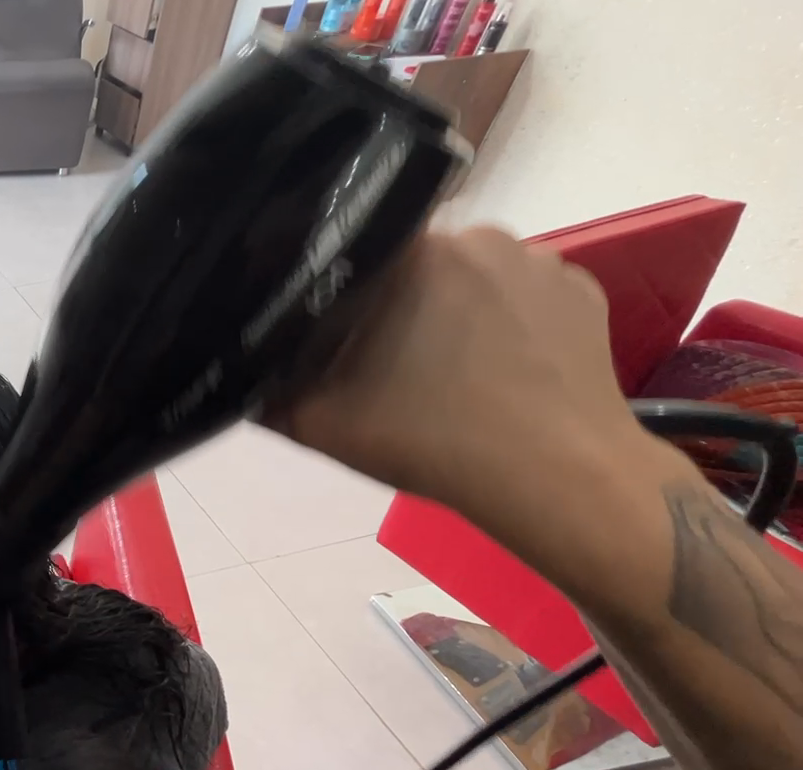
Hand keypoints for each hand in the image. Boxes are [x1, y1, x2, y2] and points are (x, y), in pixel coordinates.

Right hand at [275, 226, 651, 522]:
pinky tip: (488, 371)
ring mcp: (541, 261)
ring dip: (443, 310)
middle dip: (389, 302)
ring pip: (465, 277)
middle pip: (410, 264)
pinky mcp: (583, 292)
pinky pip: (518, 296)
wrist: (554, 476)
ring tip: (434, 369)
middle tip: (374, 359)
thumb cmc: (425, 437)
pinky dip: (497, 325)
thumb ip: (266, 395)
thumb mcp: (314, 424)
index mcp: (410, 254)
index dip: (330, 289)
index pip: (352, 250)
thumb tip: (241, 381)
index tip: (321, 330)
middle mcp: (479, 236)